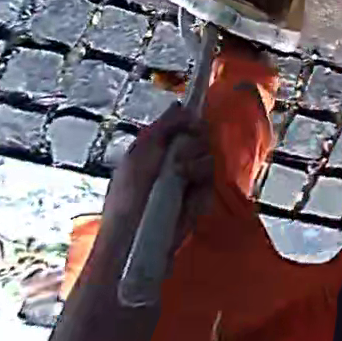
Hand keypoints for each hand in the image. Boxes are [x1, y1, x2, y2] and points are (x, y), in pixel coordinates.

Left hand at [99, 100, 213, 243]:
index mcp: (160, 145)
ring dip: (195, 160)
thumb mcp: (140, 153)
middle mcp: (178, 156)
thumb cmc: (129, 194)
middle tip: (179, 155)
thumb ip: (163, 127)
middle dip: (192, 140)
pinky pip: (212, 171)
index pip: (184, 121)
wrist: (135, 236)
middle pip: (200, 131)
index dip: (190, 118)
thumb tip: (183, 104)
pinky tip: (189, 186)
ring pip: (208, 150)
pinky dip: (201, 176)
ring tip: (180, 175)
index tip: (193, 120)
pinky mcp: (203, 191)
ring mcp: (191, 173)